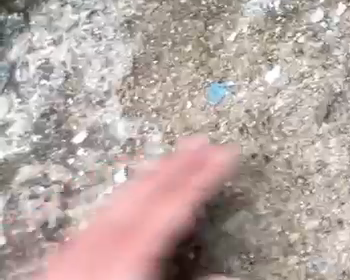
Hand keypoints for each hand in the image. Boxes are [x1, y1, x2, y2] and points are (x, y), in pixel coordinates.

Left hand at [43, 137, 236, 279]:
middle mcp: (89, 264)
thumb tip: (226, 274)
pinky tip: (115, 210)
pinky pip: (78, 239)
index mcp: (121, 268)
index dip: (200, 179)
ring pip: (99, 220)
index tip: (228, 151)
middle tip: (200, 142)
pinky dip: (105, 216)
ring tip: (164, 163)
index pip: (168, 212)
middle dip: (168, 173)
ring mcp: (63, 272)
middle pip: (130, 209)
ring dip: (137, 188)